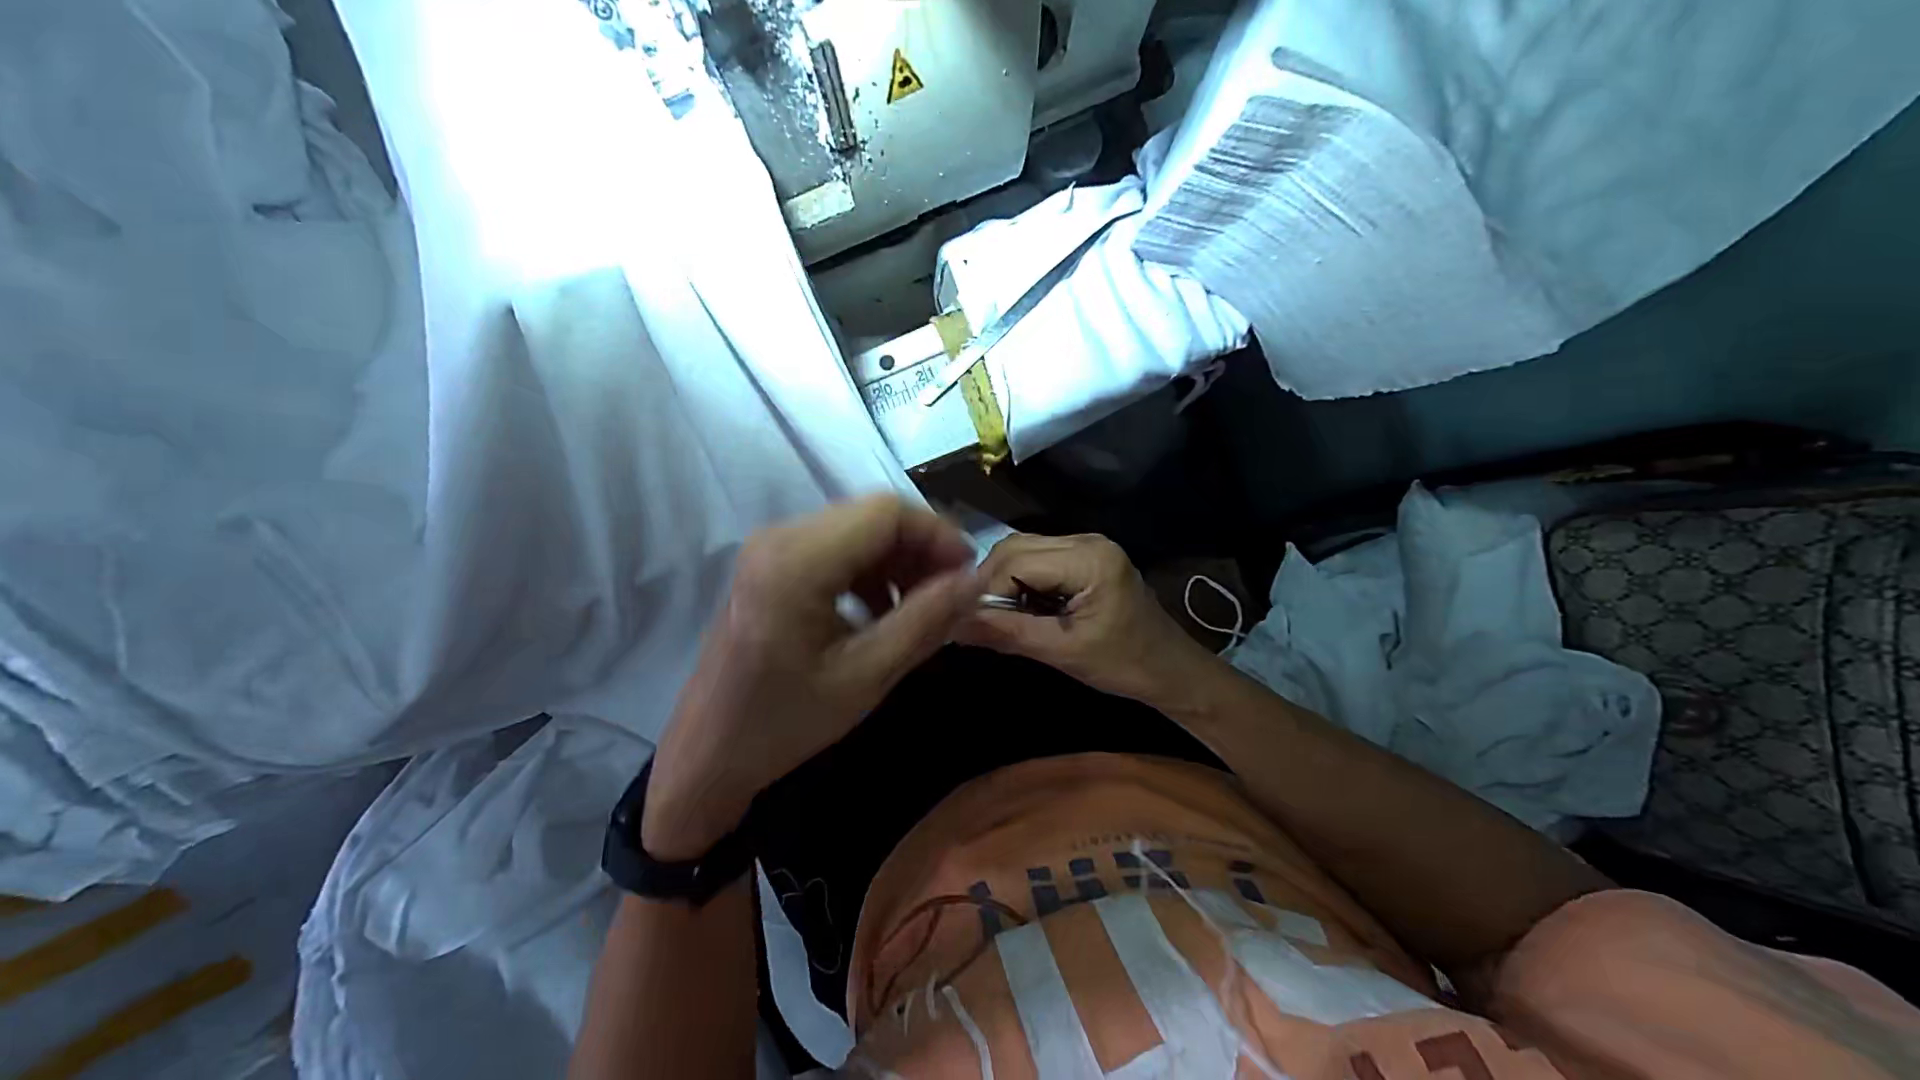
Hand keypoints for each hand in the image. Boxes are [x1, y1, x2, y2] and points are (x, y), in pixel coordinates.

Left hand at [644, 496, 979, 858]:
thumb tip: (978, 579)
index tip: (969, 575)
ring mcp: (769, 547)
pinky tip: (881, 612)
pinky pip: (835, 547)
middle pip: (871, 516)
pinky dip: (870, 570)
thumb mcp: (866, 675)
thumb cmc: (784, 723)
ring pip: (857, 529)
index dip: (938, 534)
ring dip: (898, 560)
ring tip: (920, 608)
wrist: (708, 753)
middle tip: (951, 595)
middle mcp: (778, 537)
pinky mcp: (769, 564)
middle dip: (921, 549)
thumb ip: (926, 620)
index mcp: (796, 561)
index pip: (885, 512)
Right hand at [959, 532, 1214, 704]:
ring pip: (1022, 552)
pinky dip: (1021, 584)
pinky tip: (1020, 611)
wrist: (1171, 671)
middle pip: (1015, 549)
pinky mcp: (1084, 558)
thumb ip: (1006, 633)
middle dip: (990, 584)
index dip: (983, 591)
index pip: (1014, 561)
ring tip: (997, 619)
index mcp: (1088, 558)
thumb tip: (952, 626)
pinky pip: (1038, 561)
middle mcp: (1086, 540)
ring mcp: (1086, 546)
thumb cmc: (1124, 665)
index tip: (963, 622)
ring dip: (1003, 584)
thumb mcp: (1061, 652)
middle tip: (976, 622)